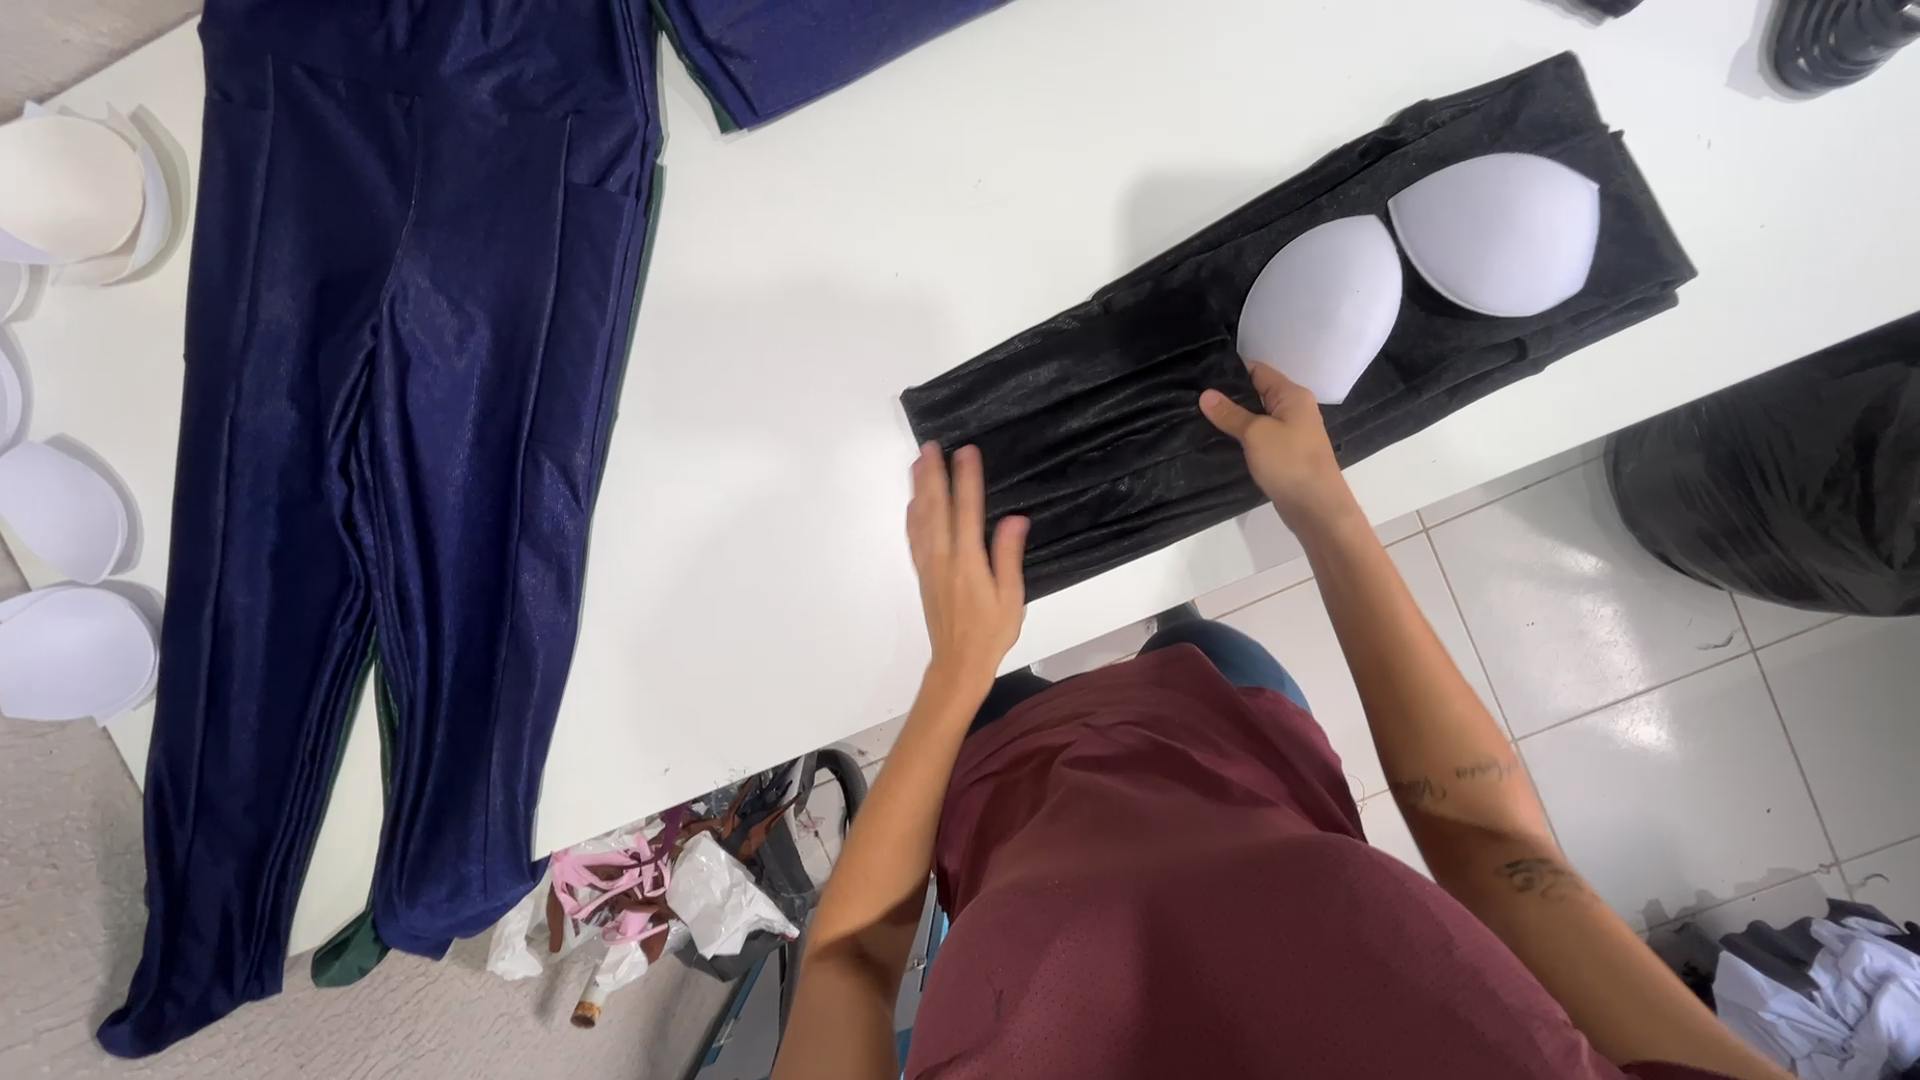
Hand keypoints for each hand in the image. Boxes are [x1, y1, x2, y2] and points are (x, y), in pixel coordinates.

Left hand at [906, 442, 1027, 694]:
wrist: (958, 663)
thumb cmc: (991, 632)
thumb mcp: (1011, 597)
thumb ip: (1009, 556)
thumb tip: (1015, 519)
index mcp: (968, 561)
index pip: (967, 510)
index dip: (967, 478)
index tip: (966, 451)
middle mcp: (943, 558)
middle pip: (936, 507)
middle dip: (934, 474)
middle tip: (931, 445)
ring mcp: (929, 565)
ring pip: (920, 518)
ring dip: (919, 488)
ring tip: (917, 462)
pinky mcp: (923, 574)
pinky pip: (914, 537)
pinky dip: (912, 515)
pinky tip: (913, 503)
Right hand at [1199, 363, 1358, 530]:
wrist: (1316, 506)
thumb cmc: (1289, 462)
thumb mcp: (1255, 434)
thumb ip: (1230, 414)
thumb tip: (1205, 394)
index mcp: (1292, 395)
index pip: (1258, 370)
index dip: (1230, 372)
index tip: (1200, 377)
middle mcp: (1294, 408)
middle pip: (1256, 393)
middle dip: (1228, 396)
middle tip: (1194, 398)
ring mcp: (1291, 432)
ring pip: (1256, 416)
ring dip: (1233, 418)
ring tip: (1200, 417)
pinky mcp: (1284, 453)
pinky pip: (1259, 436)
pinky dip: (1241, 436)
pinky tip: (1220, 441)